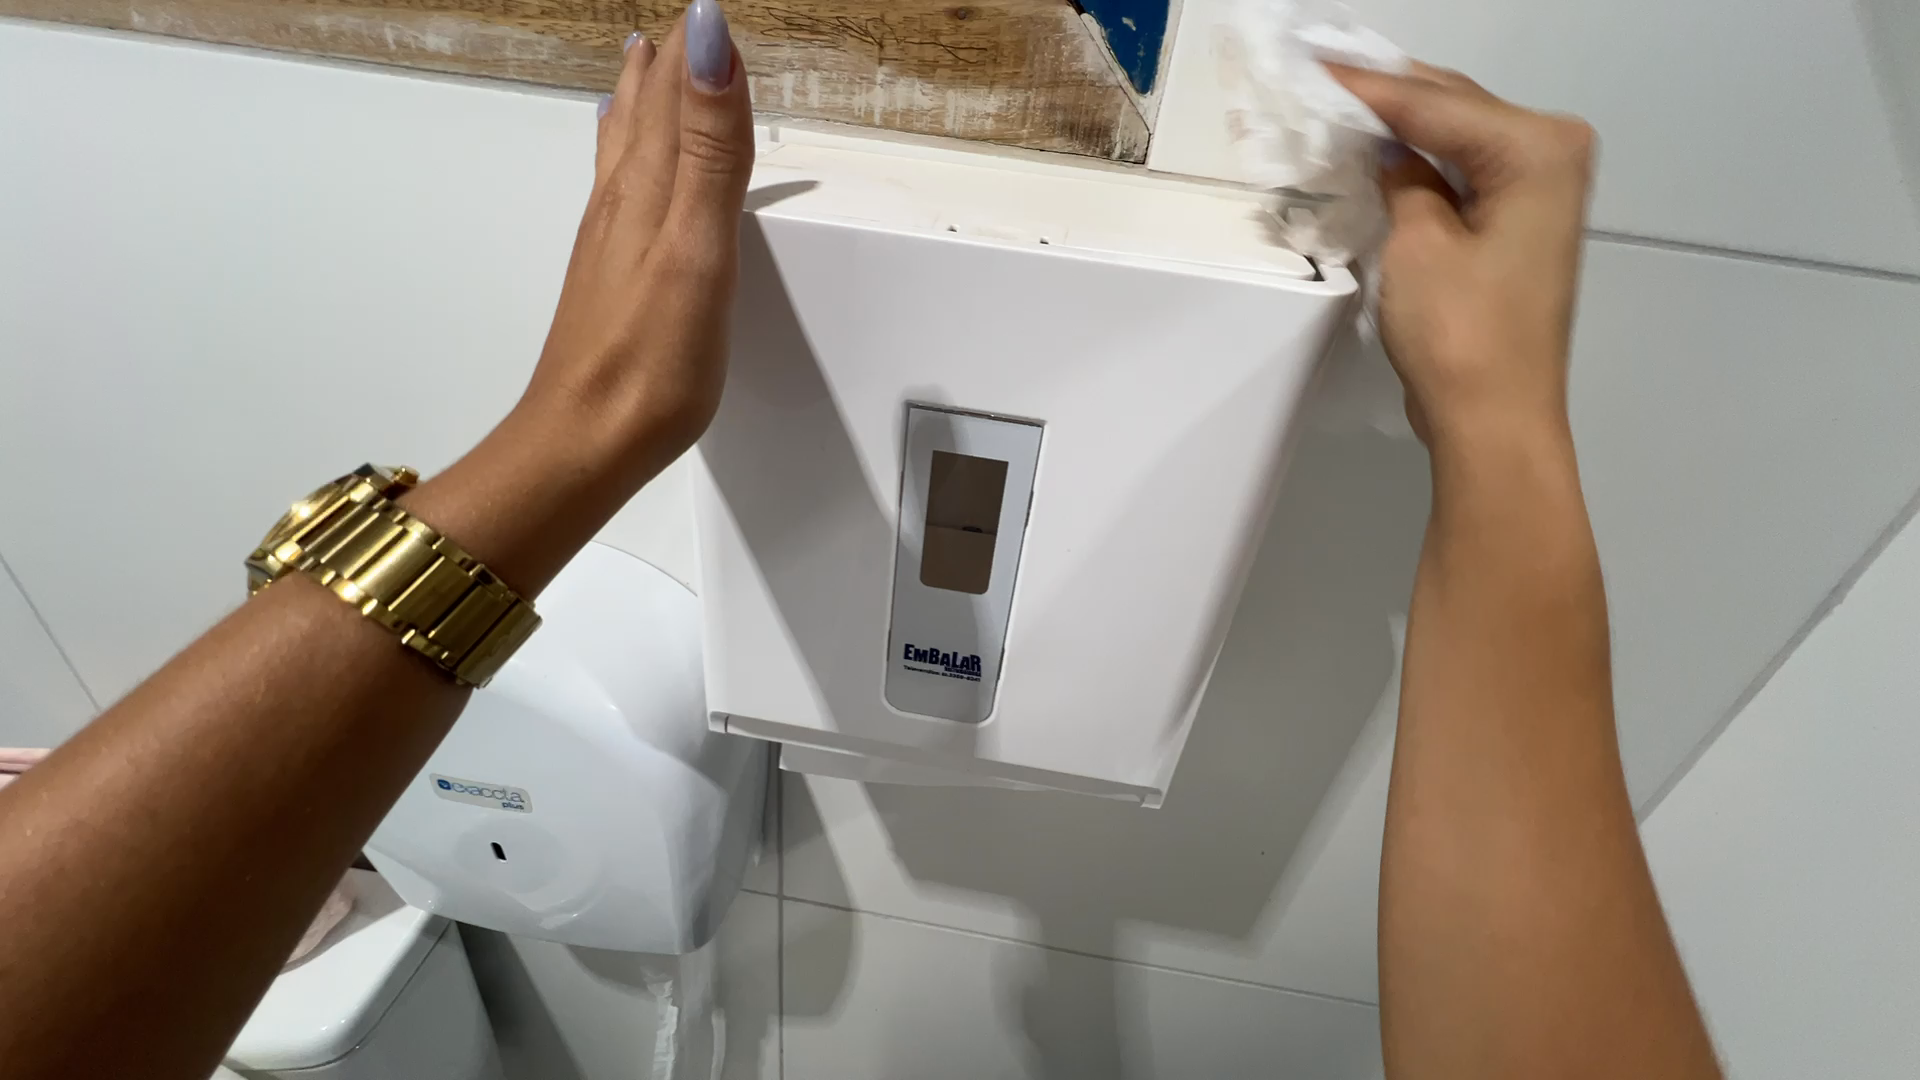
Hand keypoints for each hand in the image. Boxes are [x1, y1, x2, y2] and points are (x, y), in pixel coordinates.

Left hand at [524, 0, 754, 481]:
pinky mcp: (612, 279)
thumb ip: (710, 151)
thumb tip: (708, 32)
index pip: (674, 91)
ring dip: (642, 98)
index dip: (695, 45)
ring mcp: (611, 241)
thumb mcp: (695, 249)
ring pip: (627, 147)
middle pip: (644, 109)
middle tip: (687, 23)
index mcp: (648, 188)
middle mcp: (621, 201)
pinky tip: (625, 165)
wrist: (587, 440)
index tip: (714, 5)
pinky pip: (621, 192)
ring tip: (646, 59)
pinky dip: (630, 156)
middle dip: (668, 60)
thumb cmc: (652, 359)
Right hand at [1328, 63, 1595, 449]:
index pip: (1436, 103)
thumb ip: (1405, 184)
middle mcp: (1549, 157)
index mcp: (1536, 150)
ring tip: (1347, 105)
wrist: (1491, 414)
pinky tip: (1384, 156)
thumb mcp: (1417, 246)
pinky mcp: (1512, 230)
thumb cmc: (1460, 334)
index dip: (1370, 88)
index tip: (1317, 66)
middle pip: (1456, 109)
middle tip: (1329, 77)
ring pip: (1457, 140)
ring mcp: (1535, 195)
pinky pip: (1460, 178)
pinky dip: (1420, 166)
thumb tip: (1390, 156)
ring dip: (1404, 127)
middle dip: (1391, 96)